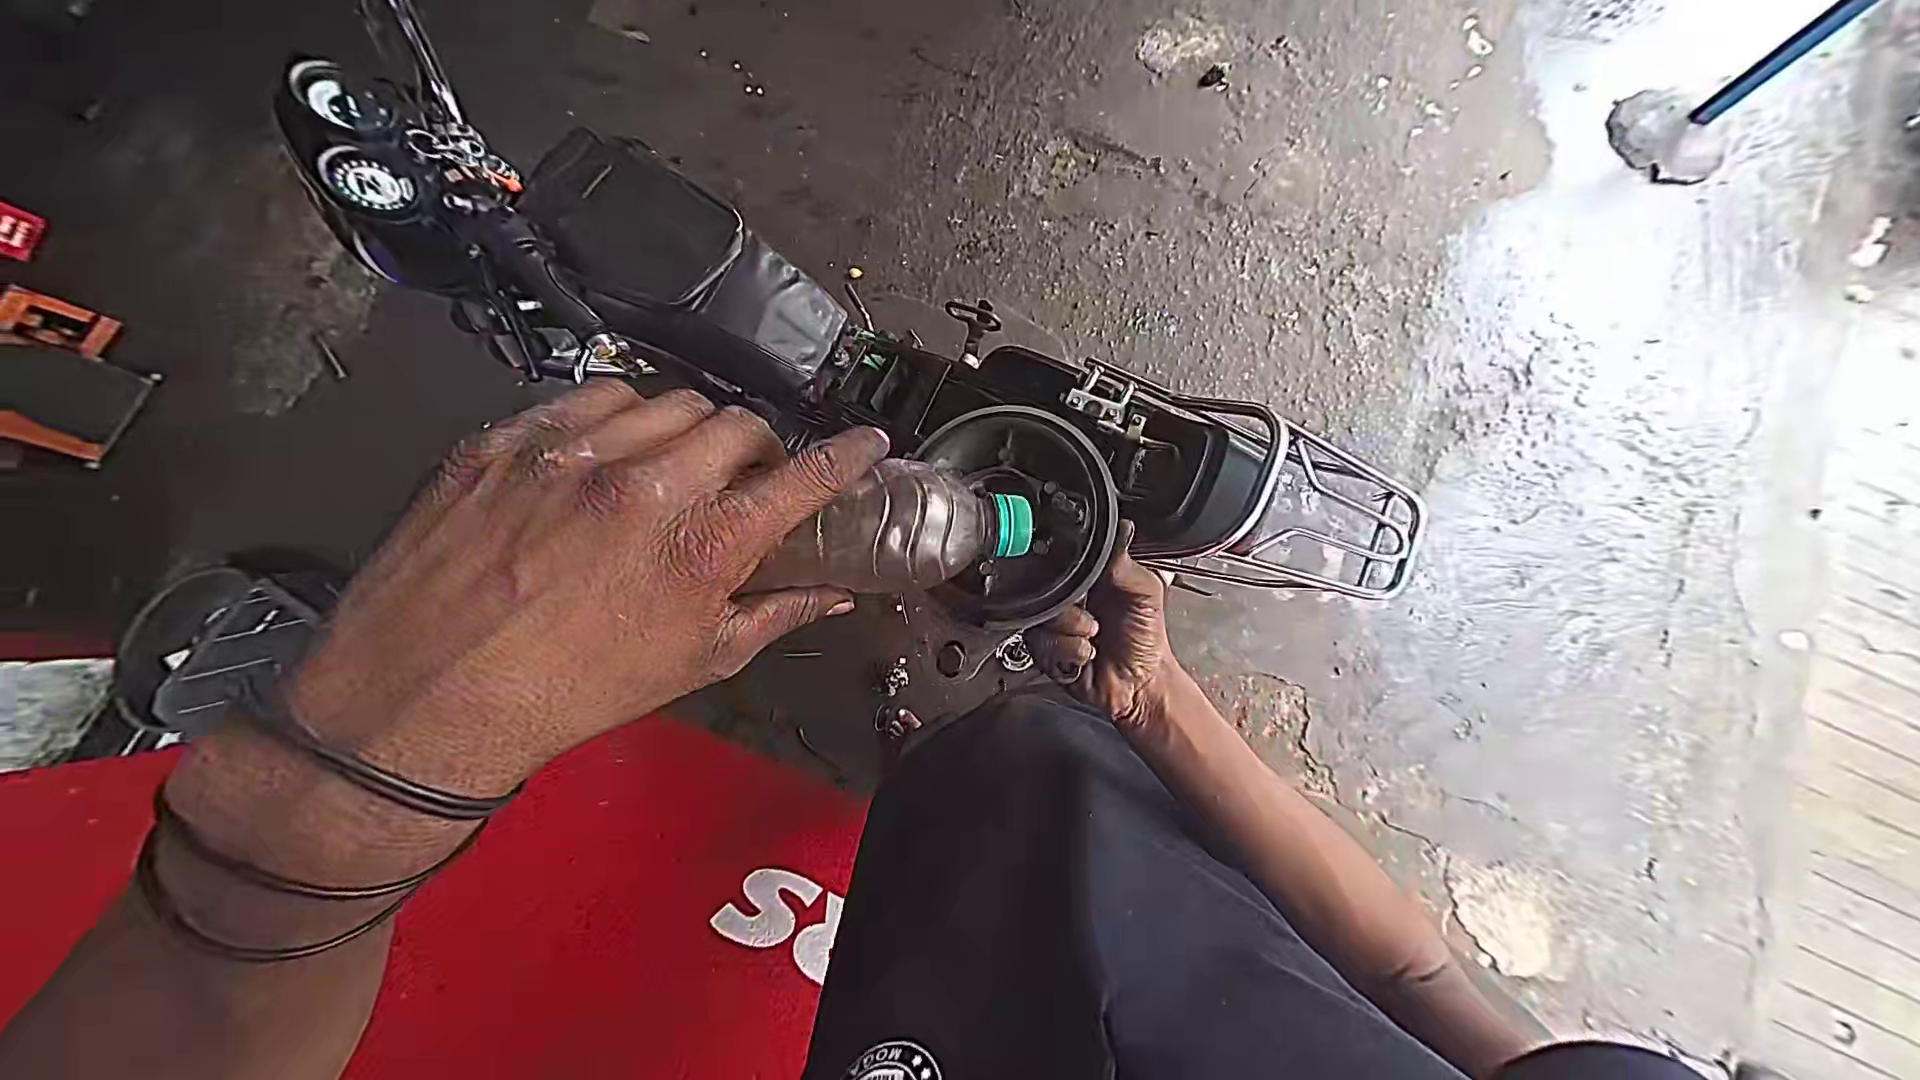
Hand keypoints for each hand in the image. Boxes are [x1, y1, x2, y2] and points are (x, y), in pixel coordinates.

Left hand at [287, 380, 889, 791]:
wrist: (426, 700)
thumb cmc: (576, 689)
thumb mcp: (700, 660)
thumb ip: (779, 613)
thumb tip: (832, 596)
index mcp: (703, 547)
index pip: (803, 478)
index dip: (847, 456)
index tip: (867, 442)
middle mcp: (646, 488)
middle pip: (740, 424)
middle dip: (758, 449)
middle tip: (744, 480)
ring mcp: (573, 456)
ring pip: (671, 402)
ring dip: (692, 431)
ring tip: (676, 468)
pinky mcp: (511, 442)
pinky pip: (594, 397)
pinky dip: (624, 417)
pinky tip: (615, 454)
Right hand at [1026, 521, 1184, 732]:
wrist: (1140, 683)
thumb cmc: (1146, 638)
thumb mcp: (1145, 592)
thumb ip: (1126, 562)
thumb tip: (1121, 529)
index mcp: (1087, 578)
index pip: (1059, 561)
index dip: (1064, 571)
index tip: (1081, 586)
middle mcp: (1066, 599)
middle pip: (1043, 590)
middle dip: (1071, 610)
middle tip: (1095, 619)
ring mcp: (1053, 625)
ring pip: (1040, 619)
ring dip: (1072, 633)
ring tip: (1092, 638)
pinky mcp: (1045, 650)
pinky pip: (1041, 644)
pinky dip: (1068, 651)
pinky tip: (1085, 654)